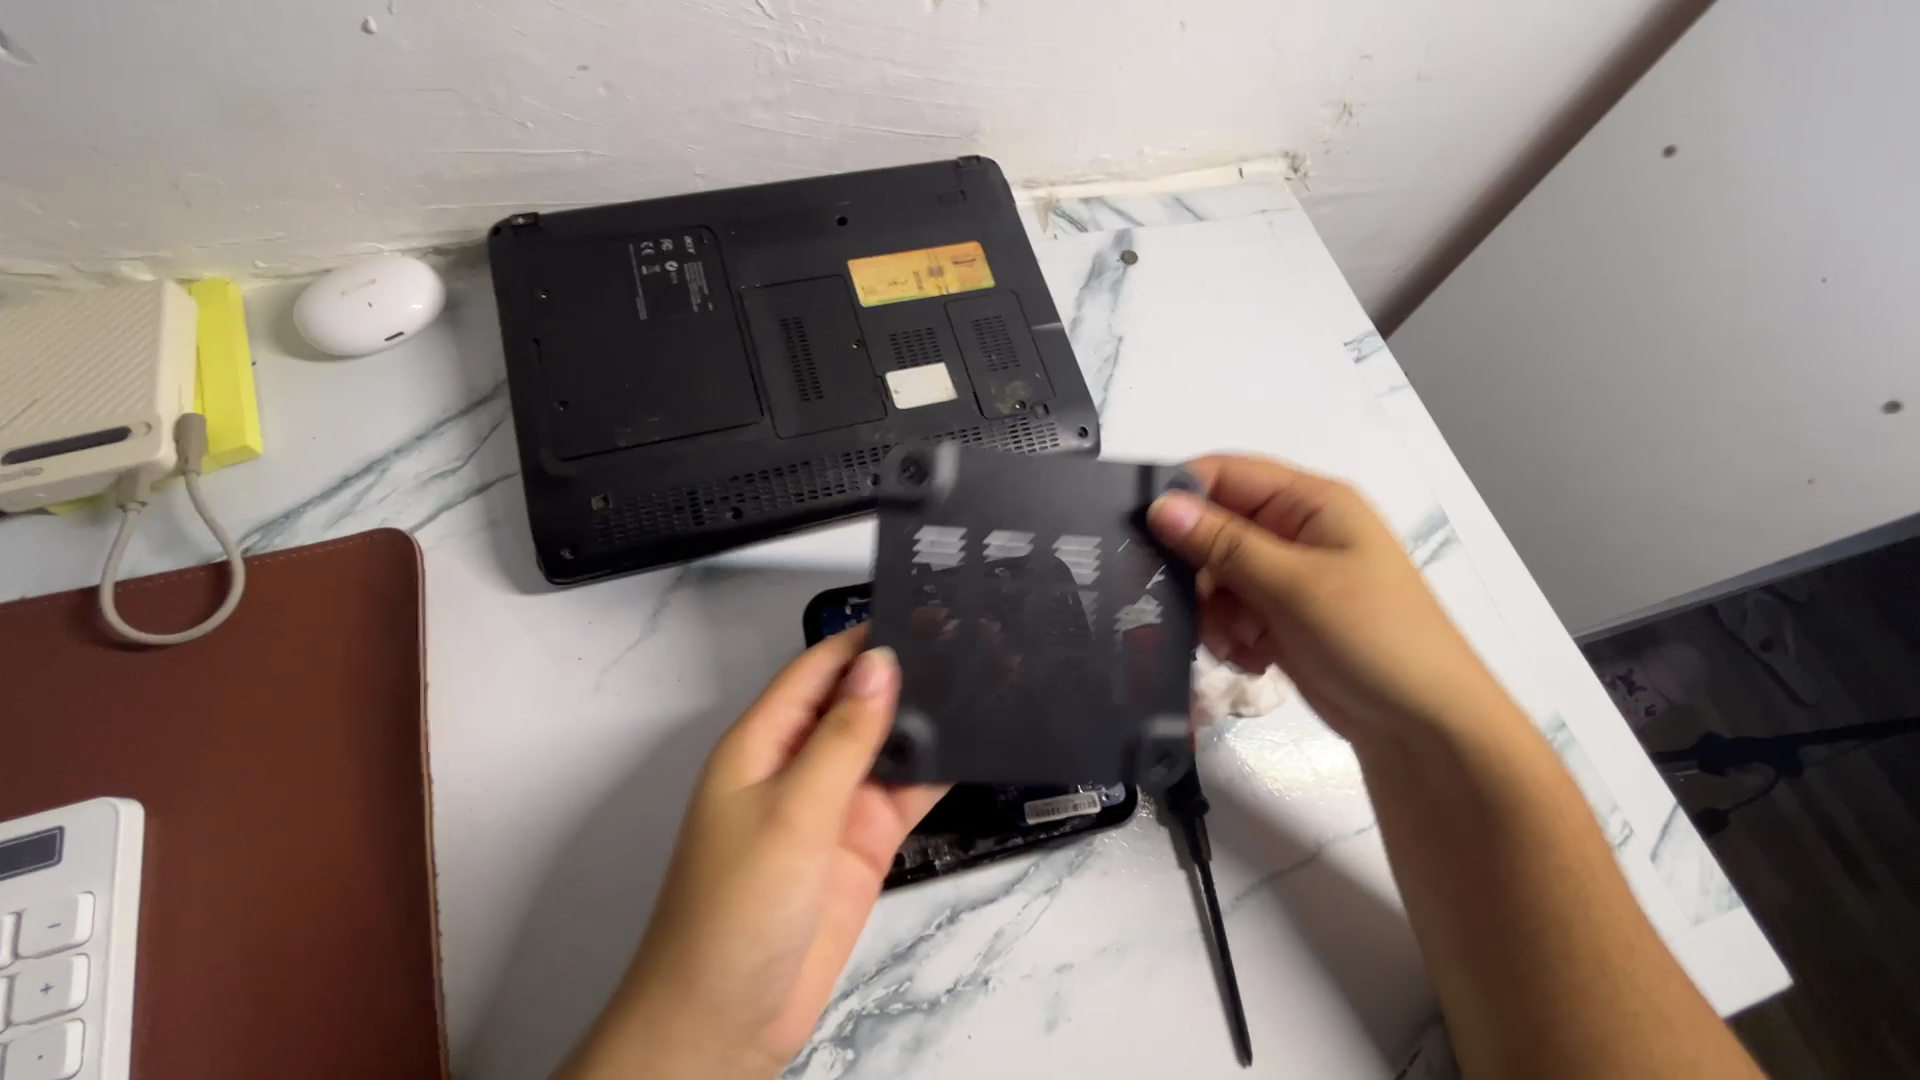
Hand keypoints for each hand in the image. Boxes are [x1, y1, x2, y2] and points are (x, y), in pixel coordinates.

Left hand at [559, 629, 946, 1079]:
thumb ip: (842, 739)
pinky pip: (904, 792)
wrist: (729, 1019)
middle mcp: (797, 766)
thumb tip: (878, 667)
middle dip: (903, 676)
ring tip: (976, 686)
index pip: (818, 669)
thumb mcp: (792, 812)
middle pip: (857, 702)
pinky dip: (934, 770)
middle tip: (960, 646)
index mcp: (762, 743)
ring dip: (926, 720)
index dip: (863, 640)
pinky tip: (968, 747)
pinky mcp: (860, 843)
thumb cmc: (730, 914)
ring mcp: (832, 805)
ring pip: (887, 745)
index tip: (915, 616)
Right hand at [1147, 454, 1514, 744]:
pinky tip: (1251, 660)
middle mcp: (1295, 532)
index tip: (1143, 534)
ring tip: (1236, 644)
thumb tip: (1159, 505)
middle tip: (1191, 606)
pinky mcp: (1280, 618)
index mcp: (1310, 503)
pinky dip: (1229, 635)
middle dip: (1198, 570)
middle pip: (1214, 529)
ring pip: (1215, 577)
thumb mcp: (1294, 585)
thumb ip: (1223, 543)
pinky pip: (1229, 613)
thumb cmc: (1373, 638)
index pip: (1226, 474)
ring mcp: (1288, 578)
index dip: (1181, 495)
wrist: (1423, 728)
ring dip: (1214, 611)